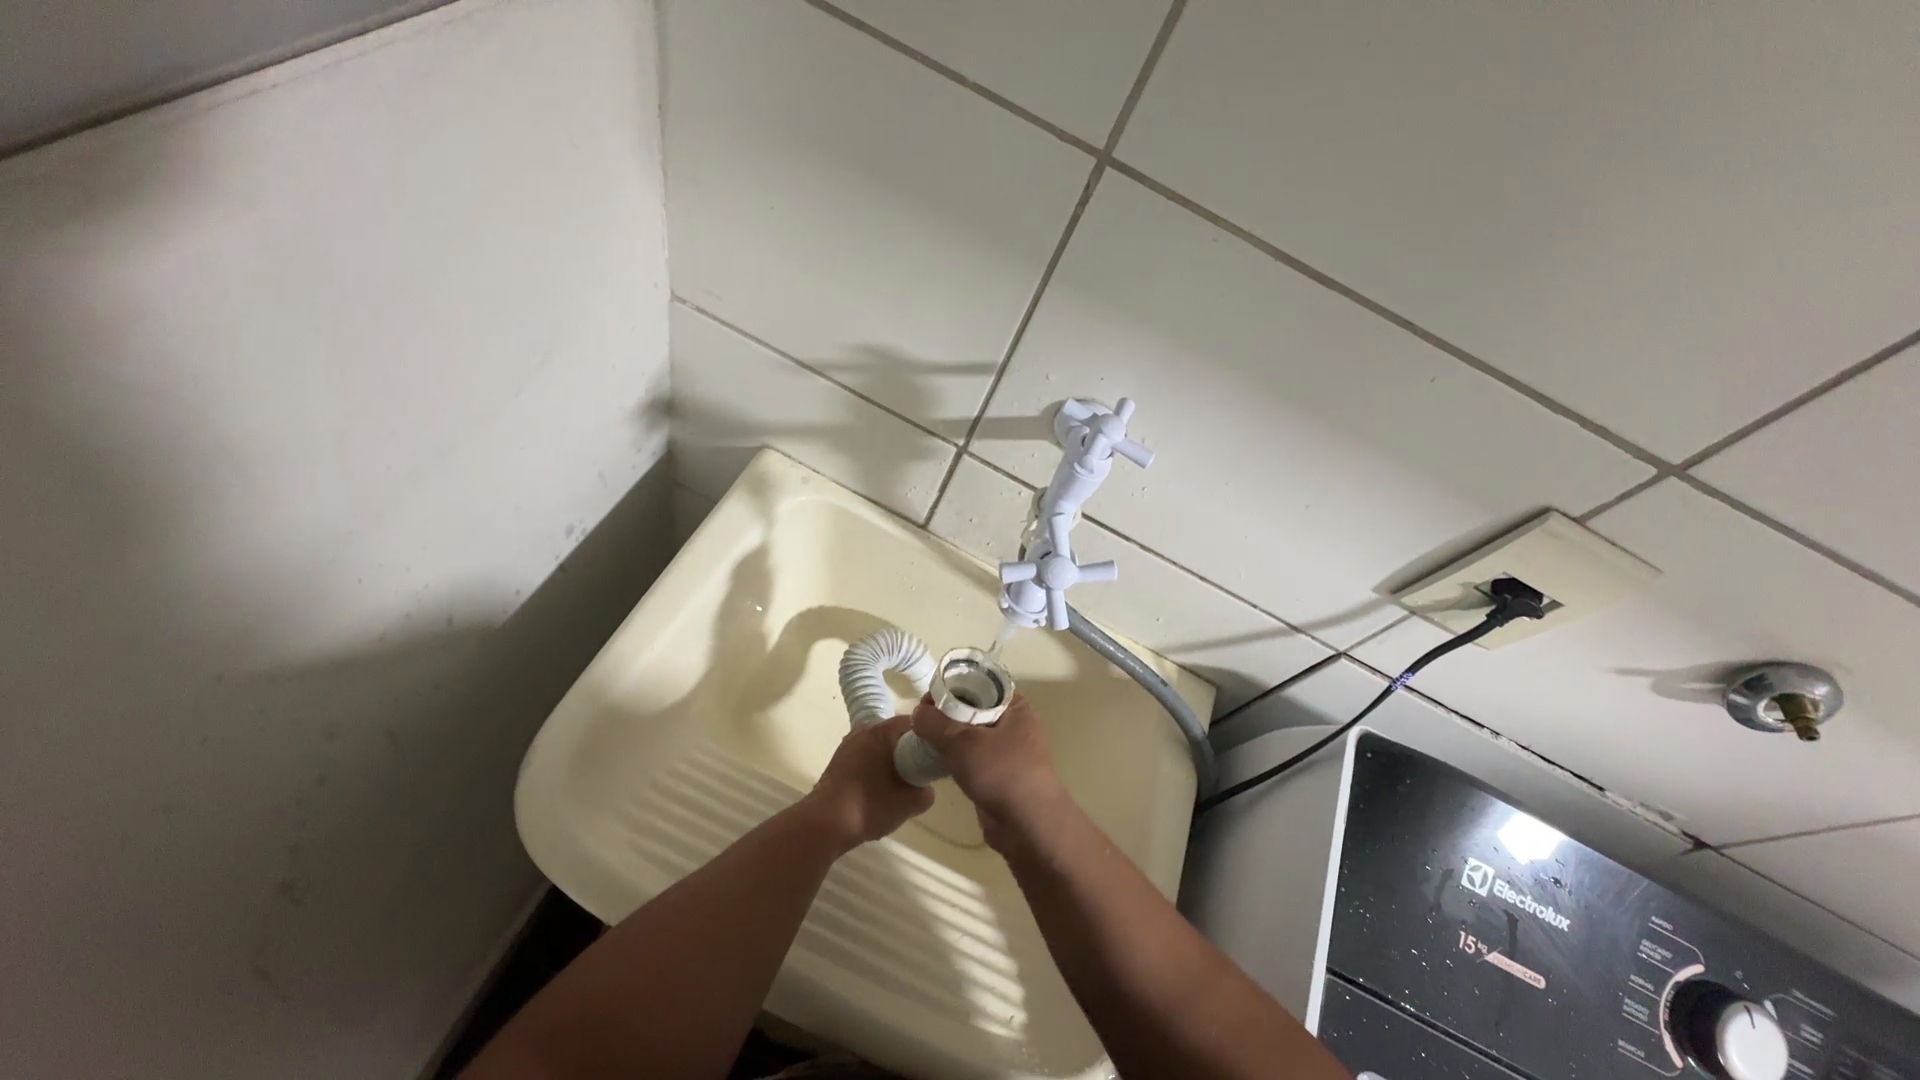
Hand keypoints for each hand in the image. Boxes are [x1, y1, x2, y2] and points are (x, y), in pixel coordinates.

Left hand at [796, 715, 935, 852]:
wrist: (825, 824)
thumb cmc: (869, 806)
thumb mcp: (911, 803)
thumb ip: (927, 791)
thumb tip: (924, 788)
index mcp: (881, 731)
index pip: (915, 724)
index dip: (930, 739)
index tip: (937, 757)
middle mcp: (863, 730)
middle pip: (896, 735)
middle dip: (910, 751)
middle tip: (921, 773)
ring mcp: (848, 745)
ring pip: (881, 747)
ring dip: (892, 761)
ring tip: (901, 785)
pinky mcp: (839, 761)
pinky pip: (867, 757)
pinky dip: (877, 768)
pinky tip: (881, 790)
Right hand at [910, 694, 1067, 851]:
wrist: (1026, 825)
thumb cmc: (1000, 772)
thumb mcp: (962, 742)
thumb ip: (935, 724)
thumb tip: (918, 713)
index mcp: (1016, 708)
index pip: (981, 686)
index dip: (953, 688)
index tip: (927, 700)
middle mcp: (1016, 726)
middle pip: (975, 711)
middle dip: (947, 715)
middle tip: (921, 722)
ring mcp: (1009, 753)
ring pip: (973, 737)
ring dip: (949, 739)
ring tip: (924, 741)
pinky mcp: (1000, 776)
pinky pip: (973, 758)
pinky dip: (956, 758)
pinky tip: (937, 762)